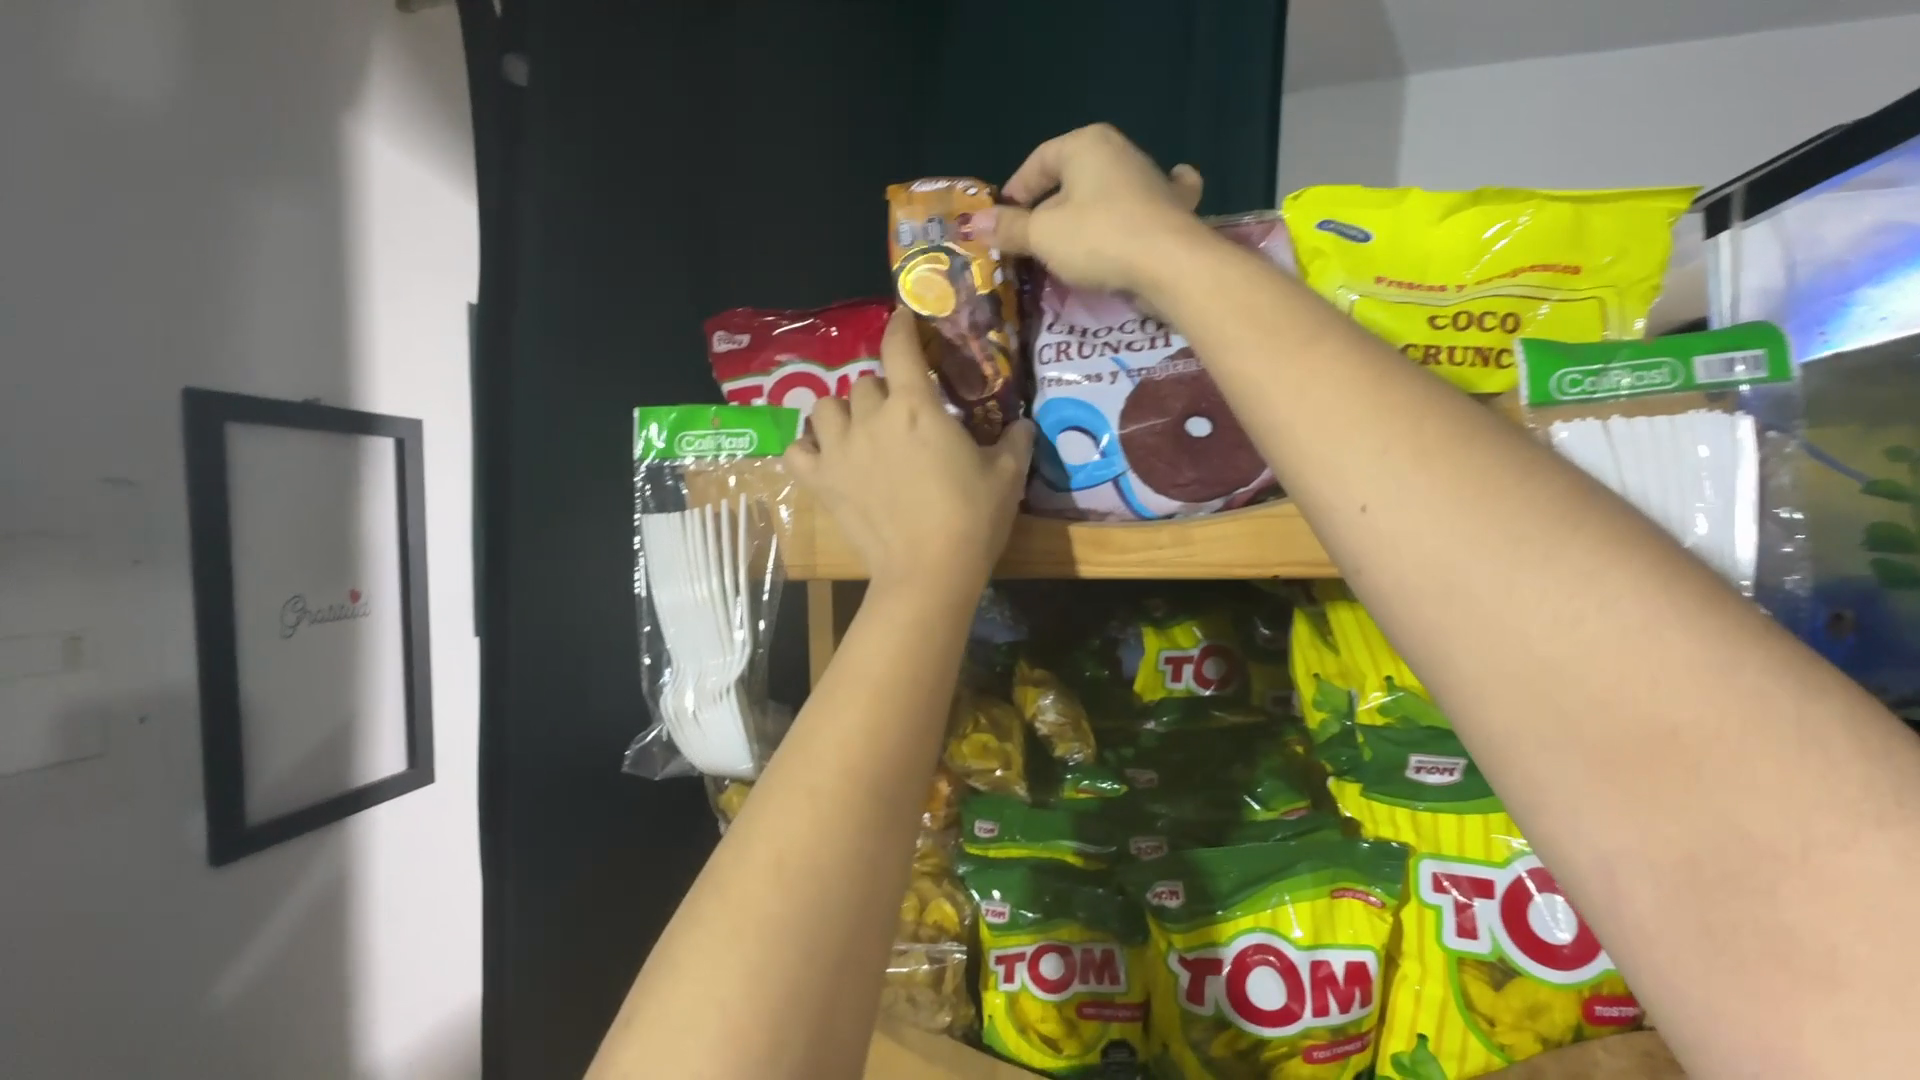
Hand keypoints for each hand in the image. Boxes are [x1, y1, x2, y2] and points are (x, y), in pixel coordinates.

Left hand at [785, 307, 1033, 592]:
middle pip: (864, 382)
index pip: (899, 346)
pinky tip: (823, 456)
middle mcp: (871, 417)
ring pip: (825, 408)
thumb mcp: (1007, 476)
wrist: (929, 571)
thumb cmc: (972, 519)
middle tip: (898, 413)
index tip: (902, 321)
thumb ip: (1015, 441)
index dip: (900, 327)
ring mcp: (839, 450)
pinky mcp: (821, 482)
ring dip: (841, 413)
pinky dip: (808, 448)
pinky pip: (797, 450)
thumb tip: (1024, 425)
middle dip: (881, 391)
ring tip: (856, 430)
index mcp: (916, 406)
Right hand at [978, 123, 1209, 296]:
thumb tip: (971, 223)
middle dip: (1049, 208)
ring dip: (1087, 212)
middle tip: (1031, 243)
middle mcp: (1119, 151)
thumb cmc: (1099, 239)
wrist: (1171, 265)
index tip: (1003, 223)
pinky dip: (1139, 207)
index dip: (1016, 192)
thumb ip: (1009, 228)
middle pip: (1070, 179)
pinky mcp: (1172, 208)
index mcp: (1085, 144)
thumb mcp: (1043, 235)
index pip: (1038, 162)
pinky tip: (1146, 205)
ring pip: (1106, 191)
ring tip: (1071, 242)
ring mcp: (1151, 177)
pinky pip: (1149, 201)